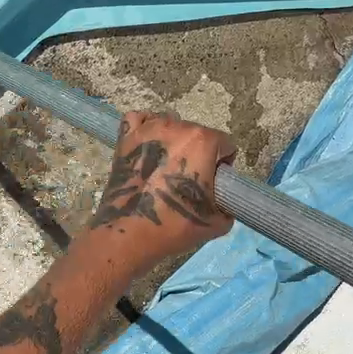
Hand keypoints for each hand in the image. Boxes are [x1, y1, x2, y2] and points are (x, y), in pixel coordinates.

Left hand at [84, 111, 234, 271]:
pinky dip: (144, 128)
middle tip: (186, 179)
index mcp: (203, 141)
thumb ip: (228, 200)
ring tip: (165, 165)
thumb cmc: (176, 225)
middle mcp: (177, 127)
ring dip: (172, 140)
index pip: (225, 145)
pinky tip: (146, 146)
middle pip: (197, 134)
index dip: (221, 165)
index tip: (212, 183)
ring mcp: (147, 129)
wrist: (130, 233)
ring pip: (169, 124)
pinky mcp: (124, 138)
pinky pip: (138, 120)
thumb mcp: (219, 220)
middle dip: (197, 153)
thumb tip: (222, 196)